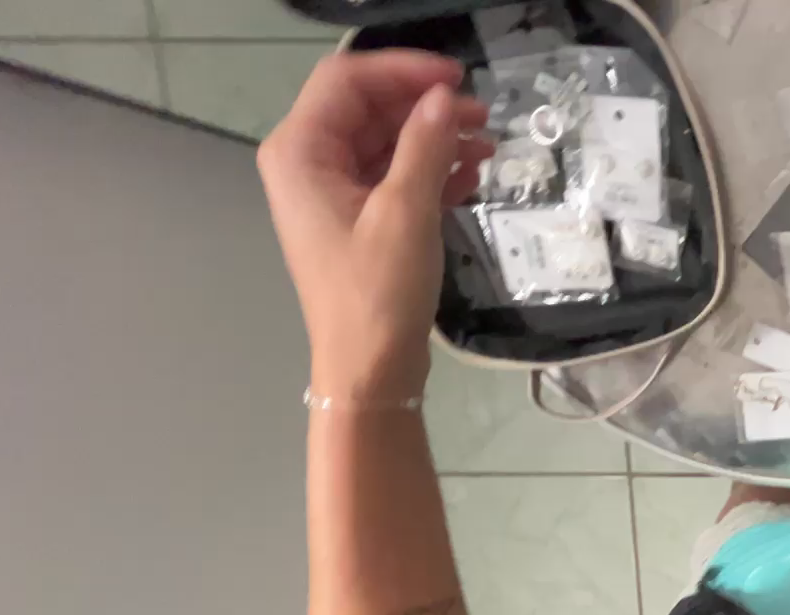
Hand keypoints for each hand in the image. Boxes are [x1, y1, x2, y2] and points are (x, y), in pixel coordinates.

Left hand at [258, 50, 493, 400]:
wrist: (370, 367)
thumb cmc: (378, 293)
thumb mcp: (405, 215)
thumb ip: (424, 149)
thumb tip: (445, 99)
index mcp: (302, 151)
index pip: (349, 82)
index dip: (405, 72)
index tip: (461, 79)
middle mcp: (312, 164)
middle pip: (369, 112)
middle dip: (426, 109)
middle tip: (484, 118)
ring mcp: (337, 196)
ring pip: (388, 147)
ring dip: (435, 142)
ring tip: (487, 148)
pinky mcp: (364, 224)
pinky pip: (397, 182)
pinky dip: (432, 174)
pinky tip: (470, 178)